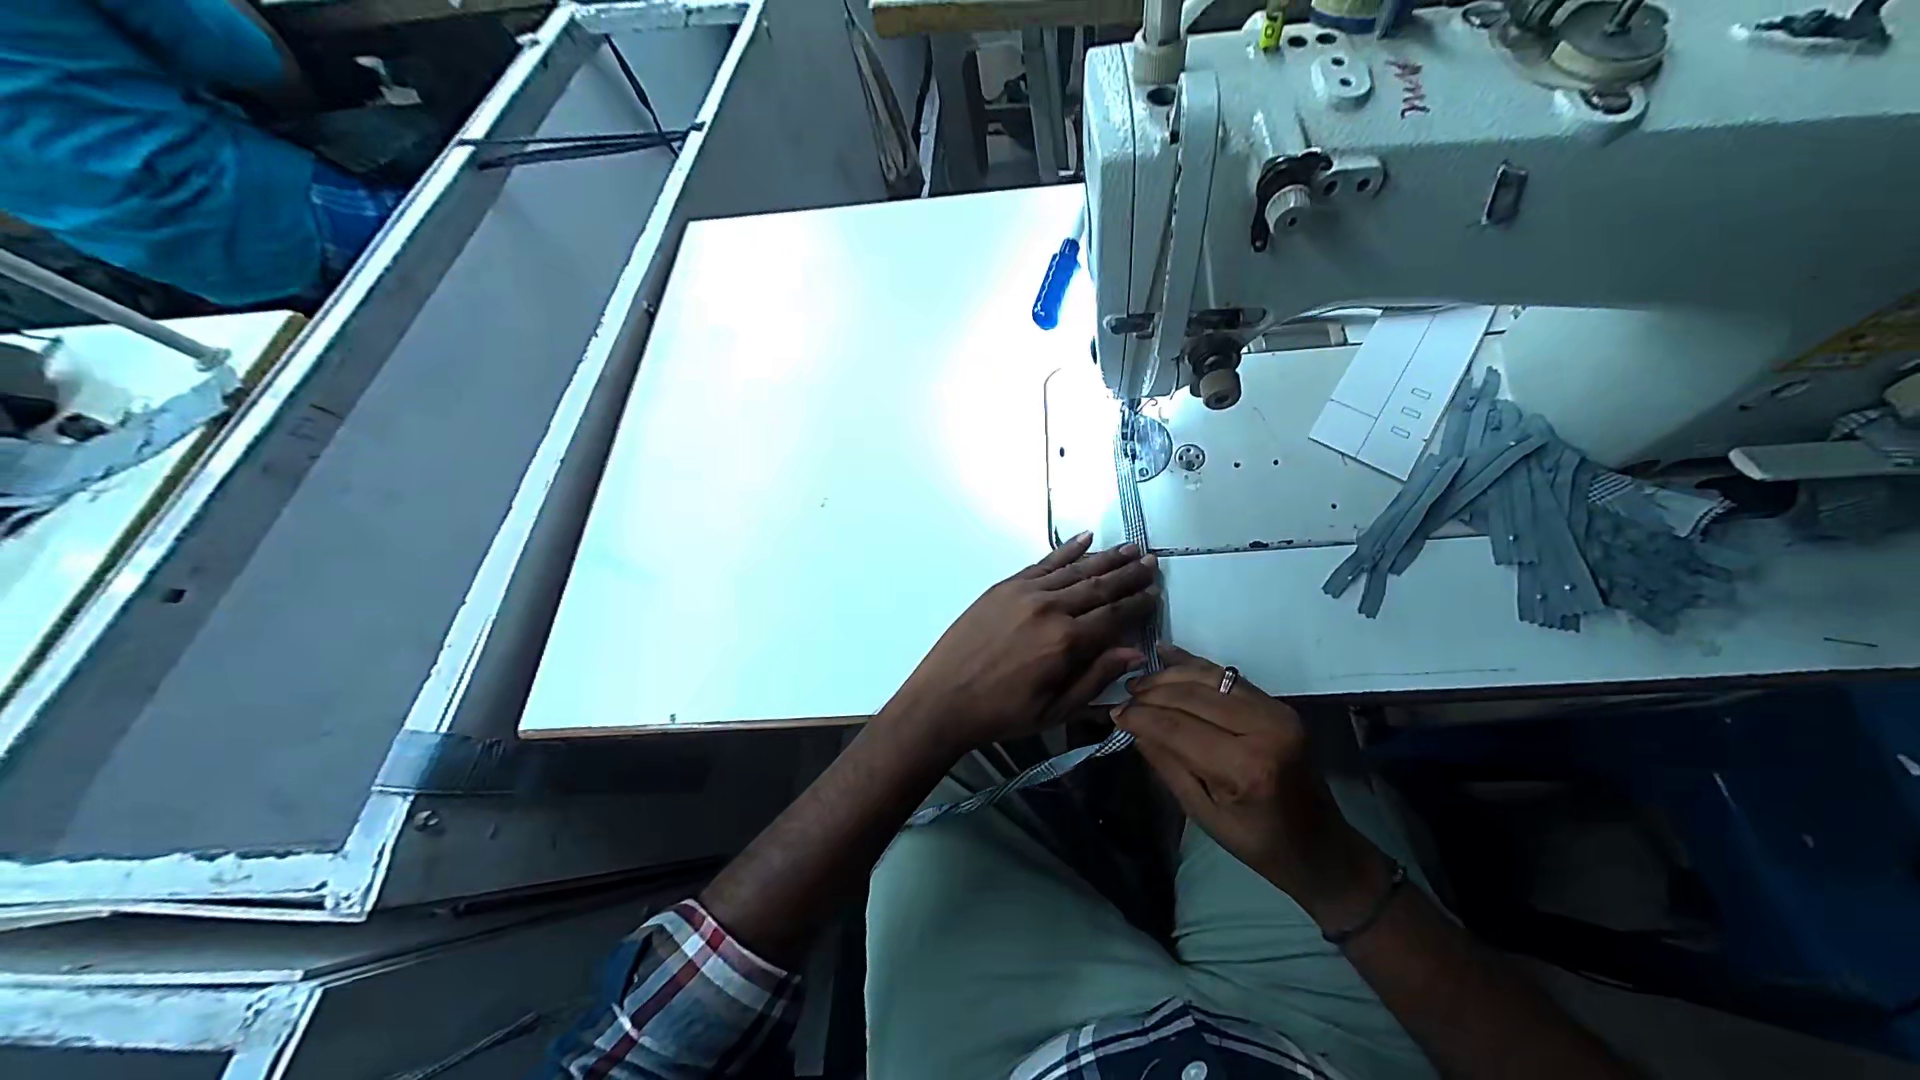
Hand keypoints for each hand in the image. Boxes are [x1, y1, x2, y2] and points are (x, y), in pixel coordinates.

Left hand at [886, 532, 1157, 755]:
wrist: (943, 698)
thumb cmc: (1002, 714)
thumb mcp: (1055, 710)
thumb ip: (1096, 678)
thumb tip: (1135, 652)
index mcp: (1066, 643)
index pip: (1114, 616)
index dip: (1138, 603)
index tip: (1155, 592)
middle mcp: (1050, 609)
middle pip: (1099, 586)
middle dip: (1128, 574)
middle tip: (1152, 562)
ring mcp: (1025, 593)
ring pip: (1075, 569)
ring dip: (1106, 557)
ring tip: (1131, 548)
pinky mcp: (1005, 587)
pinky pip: (1043, 563)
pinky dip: (1066, 550)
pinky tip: (1085, 539)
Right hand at [1115, 646, 1387, 923]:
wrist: (1323, 846)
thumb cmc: (1260, 844)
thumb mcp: (1204, 815)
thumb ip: (1168, 764)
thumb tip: (1133, 726)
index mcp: (1247, 768)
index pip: (1178, 729)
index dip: (1141, 718)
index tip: (1114, 713)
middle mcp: (1265, 729)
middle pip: (1192, 697)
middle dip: (1151, 694)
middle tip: (1123, 696)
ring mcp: (1276, 712)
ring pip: (1209, 678)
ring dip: (1169, 676)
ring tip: (1139, 681)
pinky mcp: (1278, 705)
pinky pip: (1228, 677)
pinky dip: (1195, 666)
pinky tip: (1166, 655)